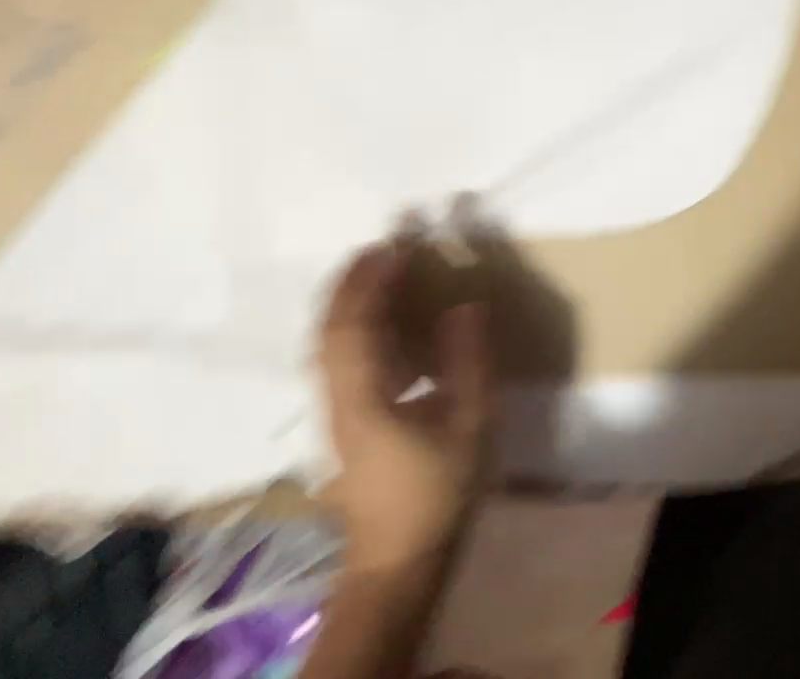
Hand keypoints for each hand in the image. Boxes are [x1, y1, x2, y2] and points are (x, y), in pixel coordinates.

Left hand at [318, 241, 493, 574]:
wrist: (399, 555)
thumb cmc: (439, 489)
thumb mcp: (471, 424)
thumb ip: (468, 362)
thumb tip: (464, 306)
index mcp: (365, 397)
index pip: (355, 326)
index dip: (370, 282)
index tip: (395, 245)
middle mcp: (338, 398)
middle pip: (329, 329)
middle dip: (351, 282)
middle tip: (382, 244)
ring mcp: (336, 410)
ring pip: (328, 343)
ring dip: (350, 300)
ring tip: (380, 270)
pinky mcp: (346, 419)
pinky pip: (340, 357)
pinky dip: (356, 325)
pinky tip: (384, 321)